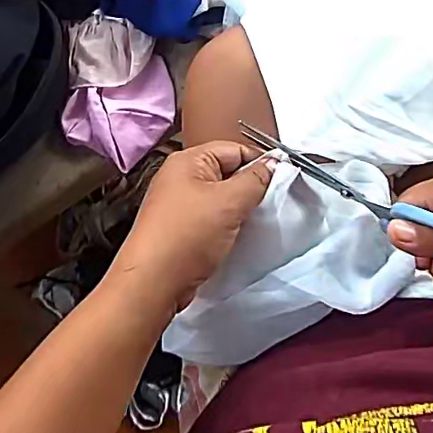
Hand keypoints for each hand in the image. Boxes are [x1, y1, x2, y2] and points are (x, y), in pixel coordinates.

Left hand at [107, 141, 274, 310]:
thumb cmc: (183, 238)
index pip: (235, 149)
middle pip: (229, 172)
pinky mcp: (181, 227)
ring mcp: (179, 203)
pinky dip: (227, 225)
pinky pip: (213, 217)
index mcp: (188, 160)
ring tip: (247, 223)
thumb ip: (256, 179)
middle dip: (249, 188)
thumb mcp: (230, 202)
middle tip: (263, 204)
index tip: (279, 179)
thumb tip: (271, 165)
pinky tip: (234, 237)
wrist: (152, 284)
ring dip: (239, 209)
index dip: (259, 163)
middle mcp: (180, 177)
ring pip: (222, 197)